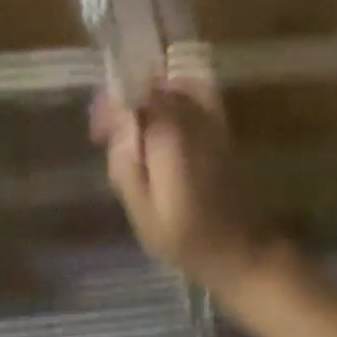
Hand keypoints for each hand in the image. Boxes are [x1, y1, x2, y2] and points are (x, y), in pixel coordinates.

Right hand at [91, 79, 267, 285]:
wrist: (238, 248)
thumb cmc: (184, 236)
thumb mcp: (141, 207)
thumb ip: (126, 160)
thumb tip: (117, 120)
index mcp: (171, 135)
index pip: (137, 95)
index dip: (113, 106)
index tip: (98, 131)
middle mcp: (195, 119)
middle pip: (158, 89)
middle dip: (130, 103)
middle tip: (110, 134)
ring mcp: (215, 123)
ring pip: (179, 89)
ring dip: (154, 100)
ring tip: (138, 128)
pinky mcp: (225, 133)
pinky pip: (201, 99)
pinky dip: (180, 101)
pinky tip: (166, 129)